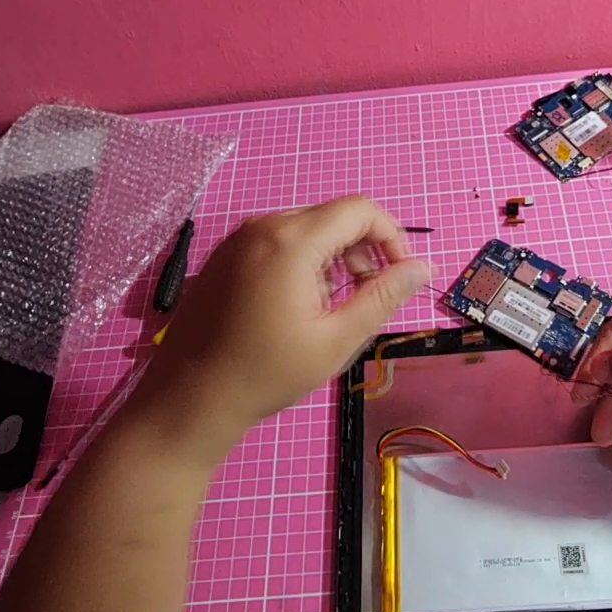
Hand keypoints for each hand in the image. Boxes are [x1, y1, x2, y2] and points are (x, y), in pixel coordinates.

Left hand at [135, 196, 430, 453]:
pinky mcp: (225, 254)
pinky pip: (279, 240)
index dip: (391, 236)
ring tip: (331, 306)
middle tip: (365, 298)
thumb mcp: (337, 340)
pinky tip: (297, 304)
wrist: (187, 400)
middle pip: (333, 217)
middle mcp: (264, 225)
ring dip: (334, 257)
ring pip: (307, 228)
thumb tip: (424, 266)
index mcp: (292, 240)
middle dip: (362, 250)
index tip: (399, 275)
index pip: (360, 210)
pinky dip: (303, 260)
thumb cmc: (267, 373)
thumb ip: (384, 296)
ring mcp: (240, 237)